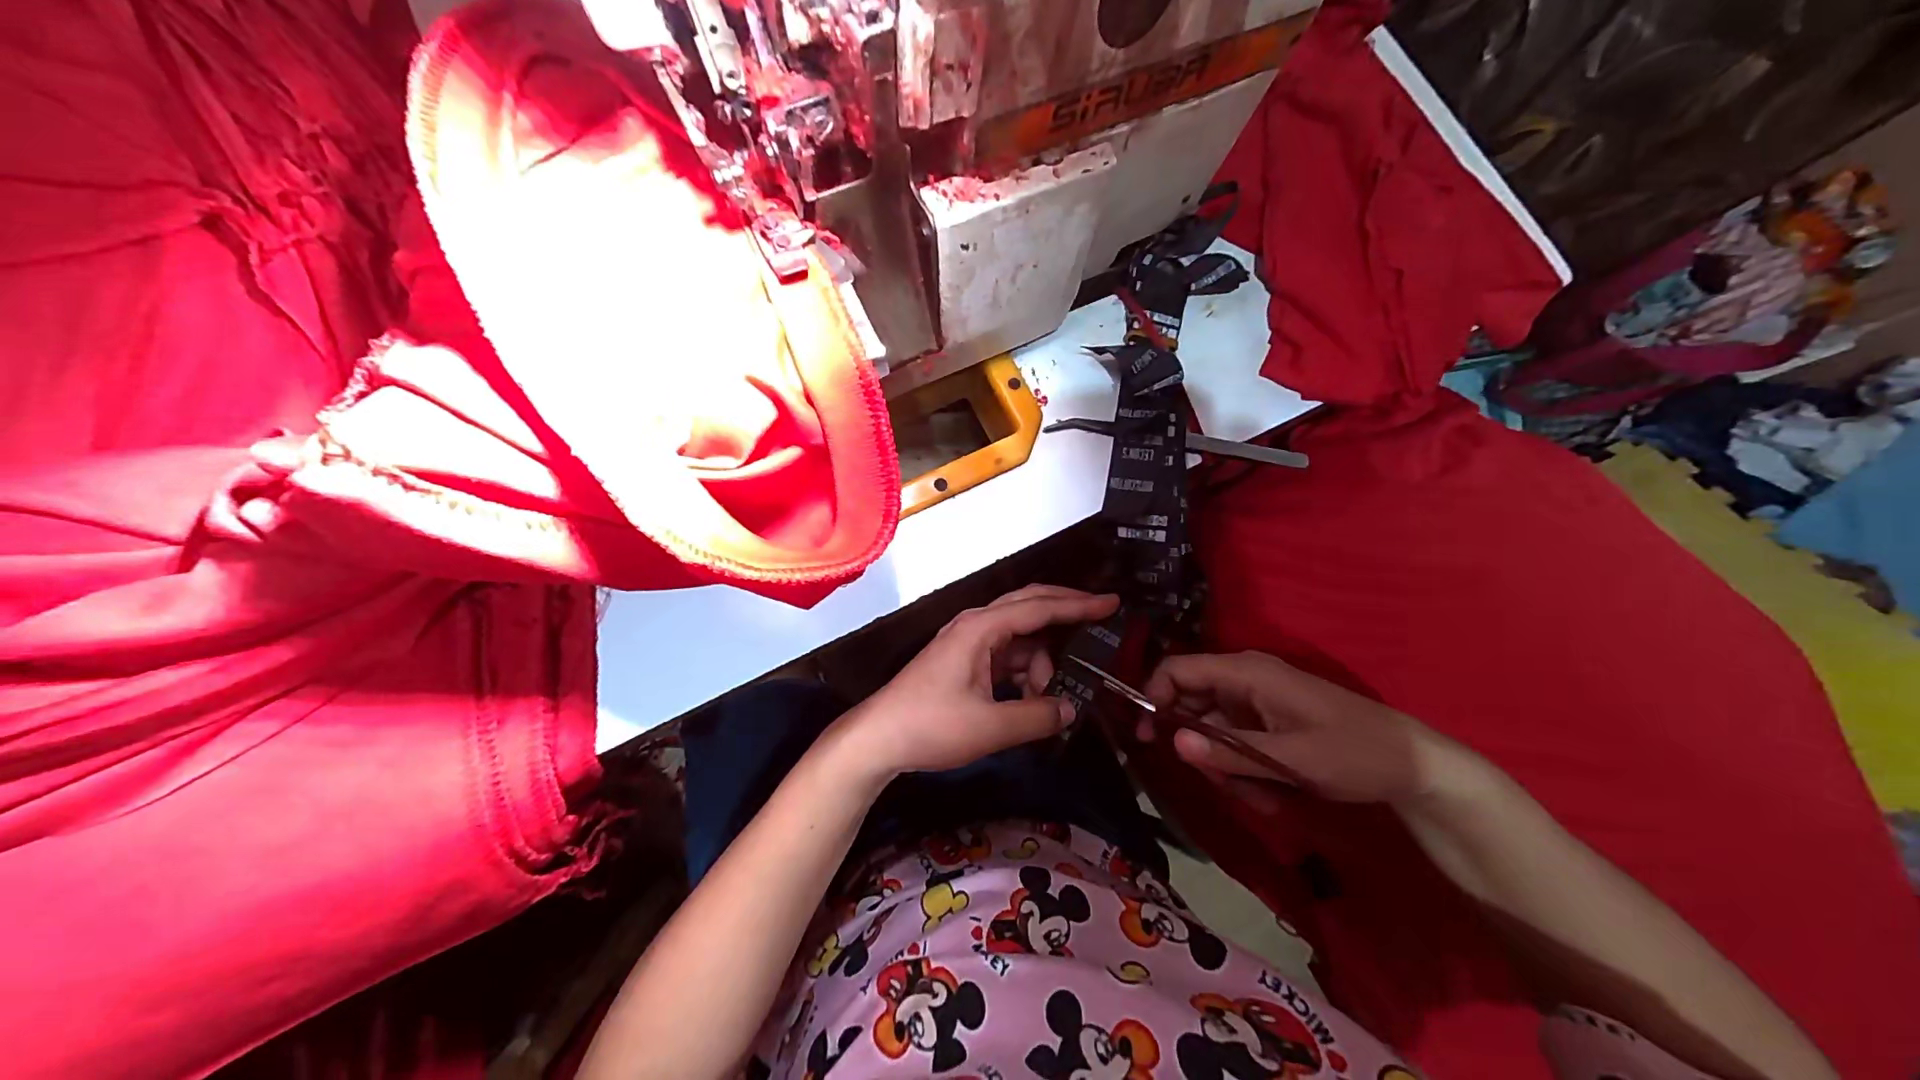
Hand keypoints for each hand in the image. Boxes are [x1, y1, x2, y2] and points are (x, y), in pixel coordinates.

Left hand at [829, 585, 1120, 779]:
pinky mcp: (965, 663)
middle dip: (1066, 615)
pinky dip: (1026, 674)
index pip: (1039, 607)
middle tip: (1102, 622)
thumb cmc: (930, 726)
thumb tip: (1070, 710)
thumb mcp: (991, 726)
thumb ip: (1038, 717)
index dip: (1078, 605)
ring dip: (1043, 662)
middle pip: (1030, 609)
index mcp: (981, 629)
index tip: (1111, 603)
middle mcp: (976, 627)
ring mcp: (969, 644)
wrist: (879, 739)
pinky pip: (1007, 658)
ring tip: (1052, 697)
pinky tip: (1035, 699)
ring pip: (1020, 640)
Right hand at [1140, 651, 1478, 812]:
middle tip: (1218, 781)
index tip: (1146, 736)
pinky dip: (1244, 767)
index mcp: (1247, 672)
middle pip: (1191, 701)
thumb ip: (1227, 751)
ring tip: (1261, 795)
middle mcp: (1246, 679)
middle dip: (1197, 744)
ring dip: (1225, 764)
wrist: (1413, 766)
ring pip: (1212, 728)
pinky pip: (1235, 740)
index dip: (1153, 696)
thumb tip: (1172, 742)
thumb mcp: (1289, 759)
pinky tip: (1271, 793)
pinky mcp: (1268, 719)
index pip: (1177, 669)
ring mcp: (1257, 699)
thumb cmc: (1353, 753)